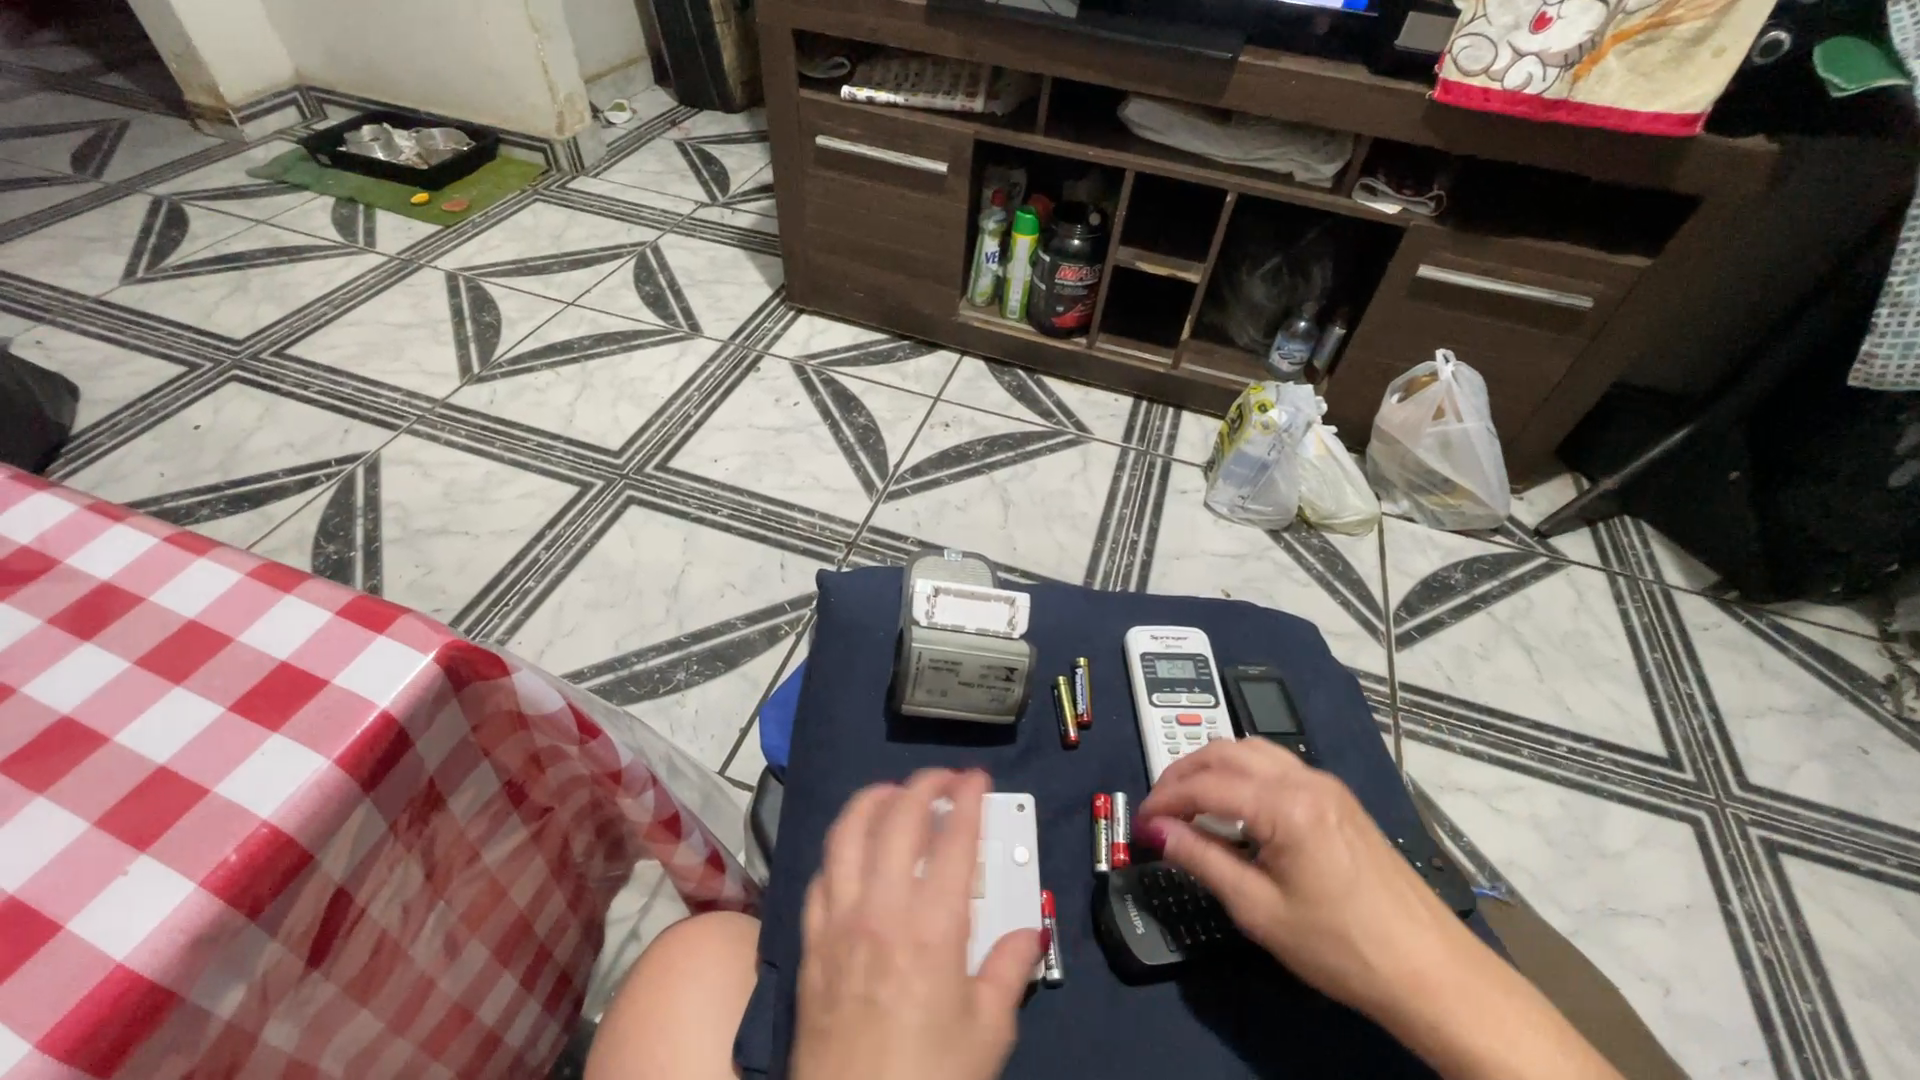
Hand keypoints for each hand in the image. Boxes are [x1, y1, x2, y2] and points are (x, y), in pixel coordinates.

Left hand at [791, 769, 1043, 1079]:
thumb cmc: (929, 1076)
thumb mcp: (987, 1031)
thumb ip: (1009, 971)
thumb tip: (1029, 933)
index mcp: (933, 927)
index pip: (954, 840)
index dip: (968, 799)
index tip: (977, 778)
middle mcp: (881, 910)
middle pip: (897, 820)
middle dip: (923, 785)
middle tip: (944, 778)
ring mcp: (839, 922)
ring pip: (847, 835)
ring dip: (872, 802)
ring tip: (893, 792)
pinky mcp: (811, 942)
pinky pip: (820, 876)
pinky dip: (839, 850)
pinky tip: (852, 852)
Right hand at [1136, 739, 1473, 1017]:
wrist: (1429, 971)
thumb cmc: (1341, 946)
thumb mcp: (1258, 909)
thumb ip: (1201, 859)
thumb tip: (1156, 831)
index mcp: (1284, 804)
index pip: (1204, 784)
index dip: (1163, 800)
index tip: (1139, 825)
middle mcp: (1305, 779)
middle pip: (1225, 752)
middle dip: (1182, 774)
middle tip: (1157, 810)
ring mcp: (1326, 785)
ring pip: (1251, 751)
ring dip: (1211, 768)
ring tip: (1187, 805)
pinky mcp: (1337, 800)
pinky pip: (1276, 767)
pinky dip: (1241, 775)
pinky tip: (1232, 809)